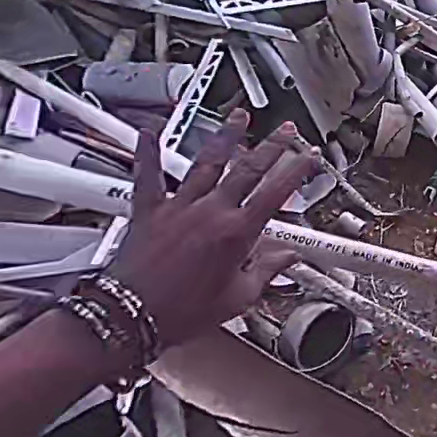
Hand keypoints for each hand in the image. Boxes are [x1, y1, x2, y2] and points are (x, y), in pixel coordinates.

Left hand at [112, 112, 316, 347]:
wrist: (126, 320)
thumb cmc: (180, 313)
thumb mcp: (237, 298)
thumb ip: (267, 272)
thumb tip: (288, 259)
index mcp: (236, 233)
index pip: (277, 192)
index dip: (298, 170)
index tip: (309, 156)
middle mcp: (211, 212)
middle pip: (248, 169)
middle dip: (272, 145)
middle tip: (285, 130)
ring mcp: (180, 207)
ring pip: (208, 163)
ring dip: (227, 137)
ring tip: (239, 117)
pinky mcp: (150, 211)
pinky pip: (148, 176)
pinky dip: (148, 152)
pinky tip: (151, 130)